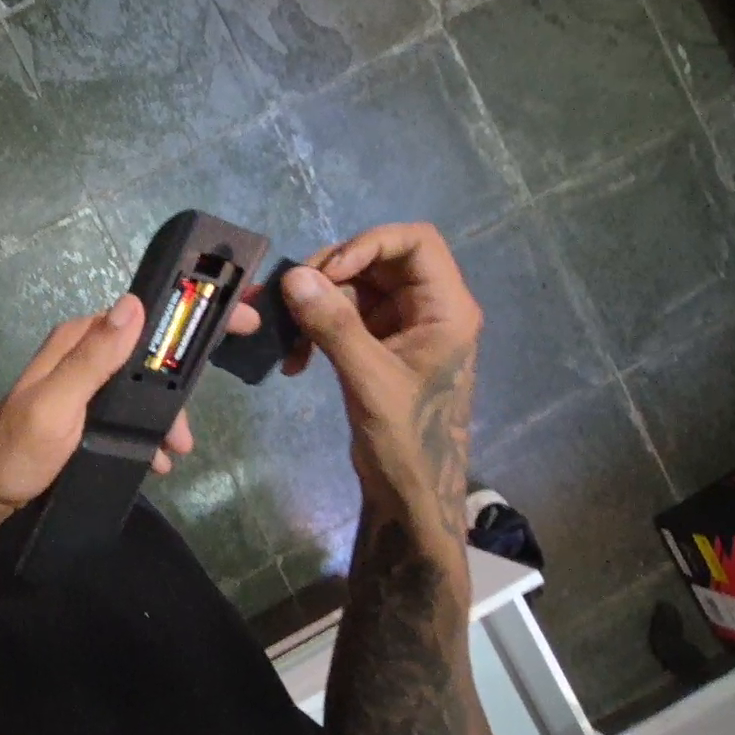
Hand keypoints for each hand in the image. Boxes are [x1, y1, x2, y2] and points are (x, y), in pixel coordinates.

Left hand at [0, 293, 259, 509]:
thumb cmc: (20, 449)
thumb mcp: (57, 403)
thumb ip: (93, 358)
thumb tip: (134, 304)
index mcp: (78, 340)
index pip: (141, 311)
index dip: (189, 313)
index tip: (236, 319)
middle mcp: (83, 353)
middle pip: (148, 350)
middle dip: (181, 379)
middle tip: (201, 416)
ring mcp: (84, 383)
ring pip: (142, 385)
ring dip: (165, 415)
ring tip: (178, 450)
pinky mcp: (86, 412)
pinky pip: (129, 410)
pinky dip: (147, 430)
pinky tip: (156, 458)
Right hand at [280, 224, 481, 534]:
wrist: (410, 492)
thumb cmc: (406, 439)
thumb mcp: (369, 379)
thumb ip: (333, 325)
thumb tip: (294, 276)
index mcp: (446, 308)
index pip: (415, 242)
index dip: (368, 245)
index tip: (327, 274)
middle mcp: (427, 308)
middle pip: (379, 260)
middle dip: (331, 275)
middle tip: (293, 299)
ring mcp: (402, 327)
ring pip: (354, 288)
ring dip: (316, 306)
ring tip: (288, 338)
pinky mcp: (378, 346)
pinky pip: (343, 318)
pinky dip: (316, 330)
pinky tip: (294, 359)